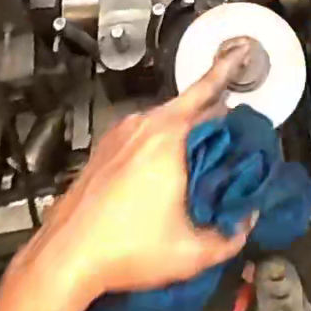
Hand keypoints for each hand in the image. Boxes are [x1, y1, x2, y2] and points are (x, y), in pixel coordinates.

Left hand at [9, 42, 254, 307]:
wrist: (64, 258)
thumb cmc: (125, 250)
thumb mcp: (191, 253)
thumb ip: (230, 237)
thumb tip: (247, 220)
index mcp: (171, 137)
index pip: (209, 94)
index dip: (229, 75)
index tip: (241, 53)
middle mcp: (147, 123)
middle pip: (191, 99)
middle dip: (215, 99)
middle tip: (235, 107)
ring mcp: (123, 131)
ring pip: (168, 114)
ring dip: (189, 122)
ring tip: (206, 143)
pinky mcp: (107, 144)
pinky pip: (146, 127)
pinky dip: (165, 134)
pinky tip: (169, 162)